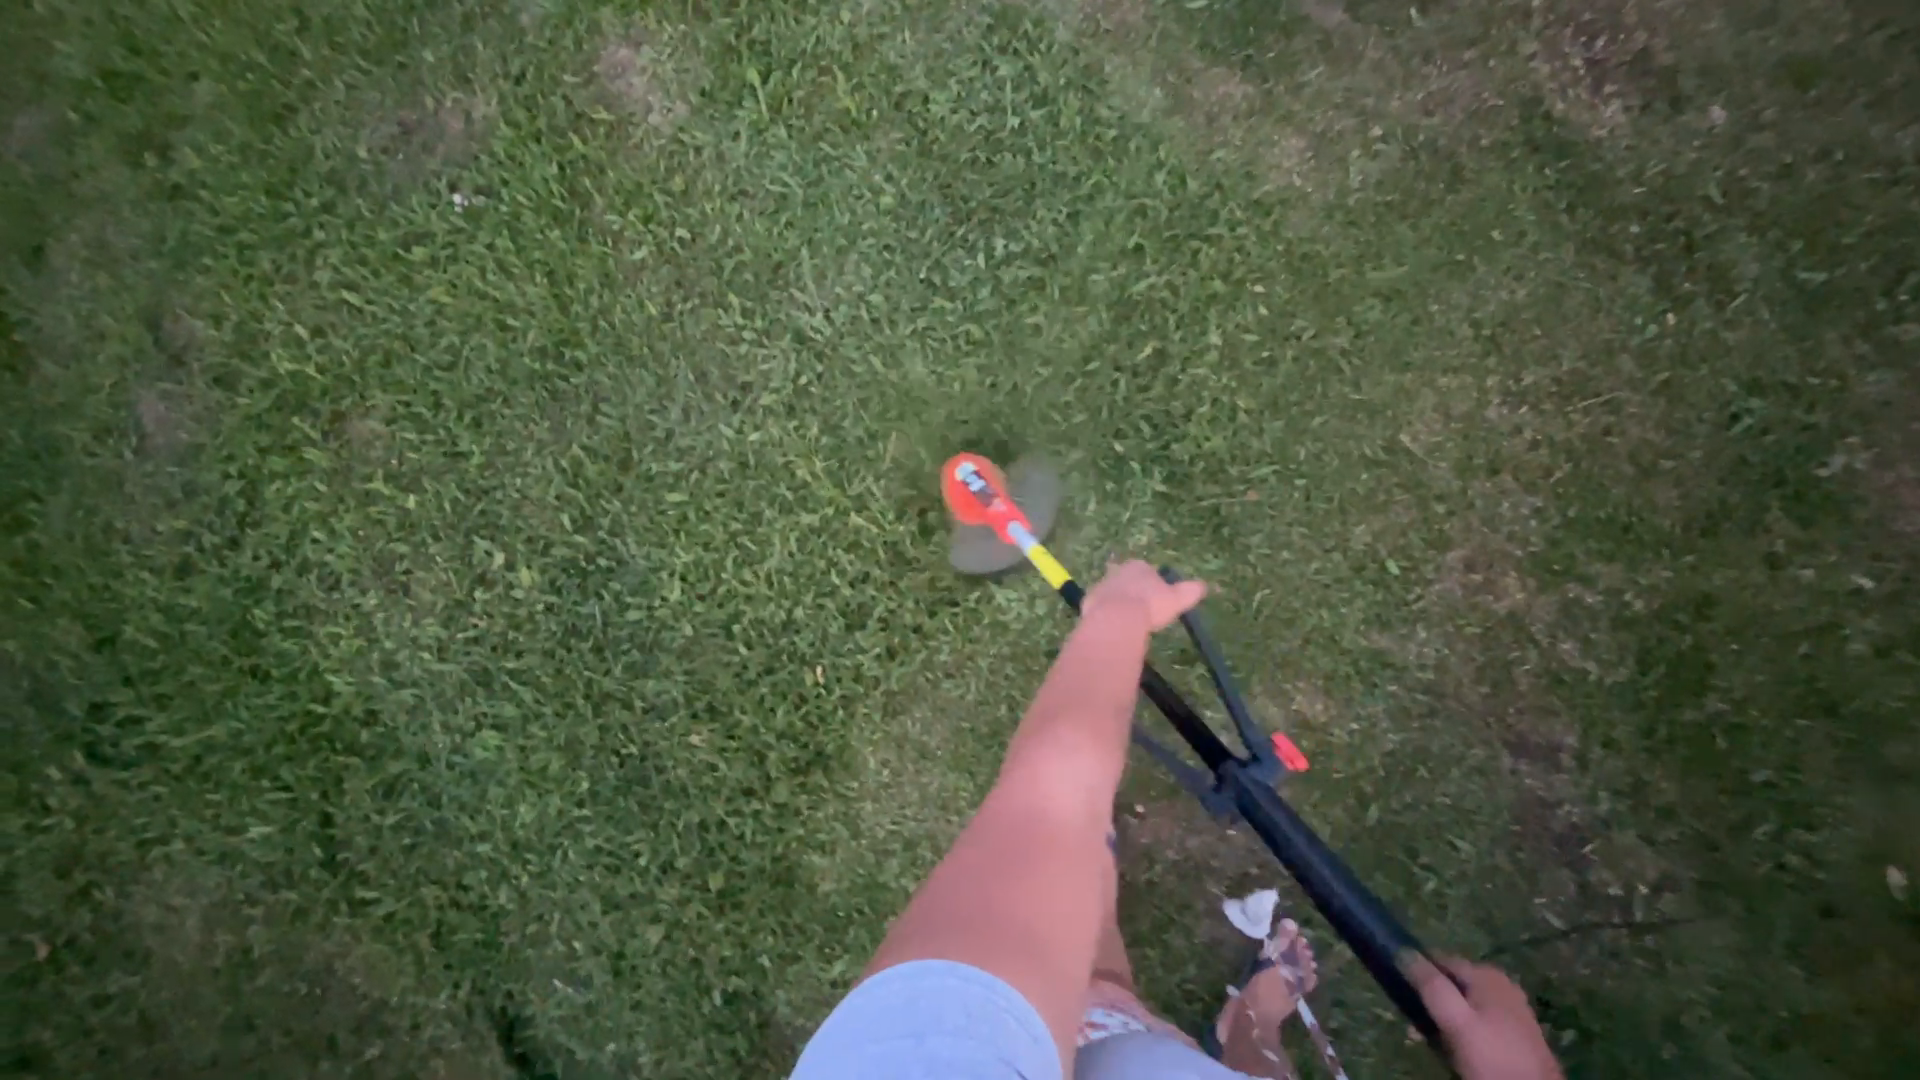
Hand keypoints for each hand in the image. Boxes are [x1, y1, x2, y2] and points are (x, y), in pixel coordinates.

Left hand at [1080, 560, 1206, 631]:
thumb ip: (1190, 591)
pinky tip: (1112, 627)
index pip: (1146, 569)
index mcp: (1138, 566)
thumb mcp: (1177, 598)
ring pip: (1111, 592)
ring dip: (1117, 603)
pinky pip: (1098, 607)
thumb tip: (1204, 586)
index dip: (1152, 583)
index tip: (1156, 598)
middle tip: (1140, 610)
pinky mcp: (1088, 601)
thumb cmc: (1150, 605)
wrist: (1117, 618)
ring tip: (1127, 621)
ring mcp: (1100, 585)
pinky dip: (1105, 615)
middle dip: (1132, 590)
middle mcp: (1116, 571)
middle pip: (1125, 578)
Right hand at [1410, 958, 1562, 1079]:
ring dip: (1445, 1018)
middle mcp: (1501, 984)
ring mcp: (1512, 1008)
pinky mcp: (1517, 1032)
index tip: (1404, 998)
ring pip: (1464, 1003)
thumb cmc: (1492, 1057)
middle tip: (1418, 1026)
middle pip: (1452, 983)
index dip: (1418, 976)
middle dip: (1432, 1001)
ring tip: (1435, 1040)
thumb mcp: (1455, 1020)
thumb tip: (1402, 950)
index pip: (1438, 960)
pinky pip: (1479, 1020)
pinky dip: (1464, 1029)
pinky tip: (1458, 1047)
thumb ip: (1430, 984)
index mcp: (1487, 974)